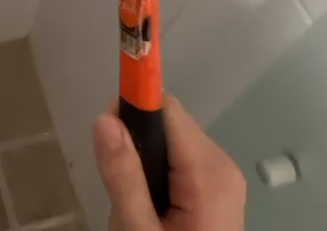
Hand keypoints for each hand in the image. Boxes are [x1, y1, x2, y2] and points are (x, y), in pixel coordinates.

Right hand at [94, 98, 247, 230]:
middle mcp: (221, 165)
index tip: (107, 137)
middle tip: (124, 192)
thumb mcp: (139, 230)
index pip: (164, 107)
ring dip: (144, 164)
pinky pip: (178, 160)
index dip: (131, 113)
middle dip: (136, 146)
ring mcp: (222, 179)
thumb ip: (123, 176)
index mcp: (209, 171)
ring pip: (168, 142)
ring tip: (140, 210)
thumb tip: (104, 118)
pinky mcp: (217, 190)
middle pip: (165, 124)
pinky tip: (155, 212)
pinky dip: (158, 176)